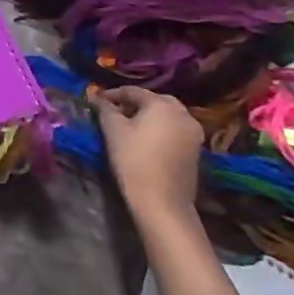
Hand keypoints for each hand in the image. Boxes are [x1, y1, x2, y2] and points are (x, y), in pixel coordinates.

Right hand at [92, 86, 204, 222]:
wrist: (162, 202)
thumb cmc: (134, 160)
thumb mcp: (113, 131)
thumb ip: (105, 109)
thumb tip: (96, 97)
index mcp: (162, 105)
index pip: (134, 92)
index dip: (114, 94)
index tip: (98, 100)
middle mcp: (183, 113)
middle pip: (156, 100)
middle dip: (136, 103)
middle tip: (117, 112)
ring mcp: (194, 132)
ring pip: (169, 115)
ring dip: (151, 116)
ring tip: (132, 126)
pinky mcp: (197, 150)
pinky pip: (177, 130)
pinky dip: (163, 129)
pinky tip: (148, 140)